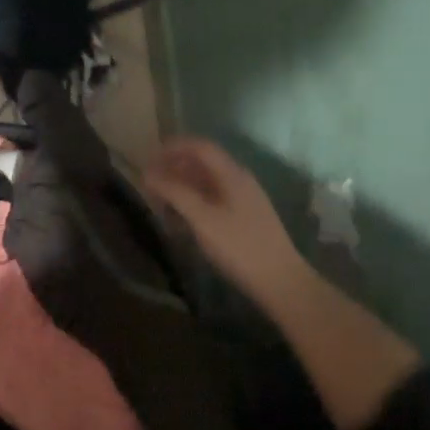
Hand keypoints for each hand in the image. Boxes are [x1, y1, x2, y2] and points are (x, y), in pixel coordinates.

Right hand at [142, 137, 307, 300]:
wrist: (282, 283)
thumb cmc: (240, 247)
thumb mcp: (202, 219)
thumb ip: (174, 192)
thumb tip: (147, 173)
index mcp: (232, 175)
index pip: (200, 147)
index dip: (173, 147)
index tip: (148, 158)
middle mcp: (239, 181)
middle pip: (202, 163)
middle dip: (173, 168)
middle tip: (149, 183)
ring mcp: (243, 200)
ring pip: (206, 182)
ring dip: (181, 186)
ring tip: (160, 202)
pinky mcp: (244, 218)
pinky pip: (213, 199)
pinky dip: (193, 202)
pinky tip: (181, 219)